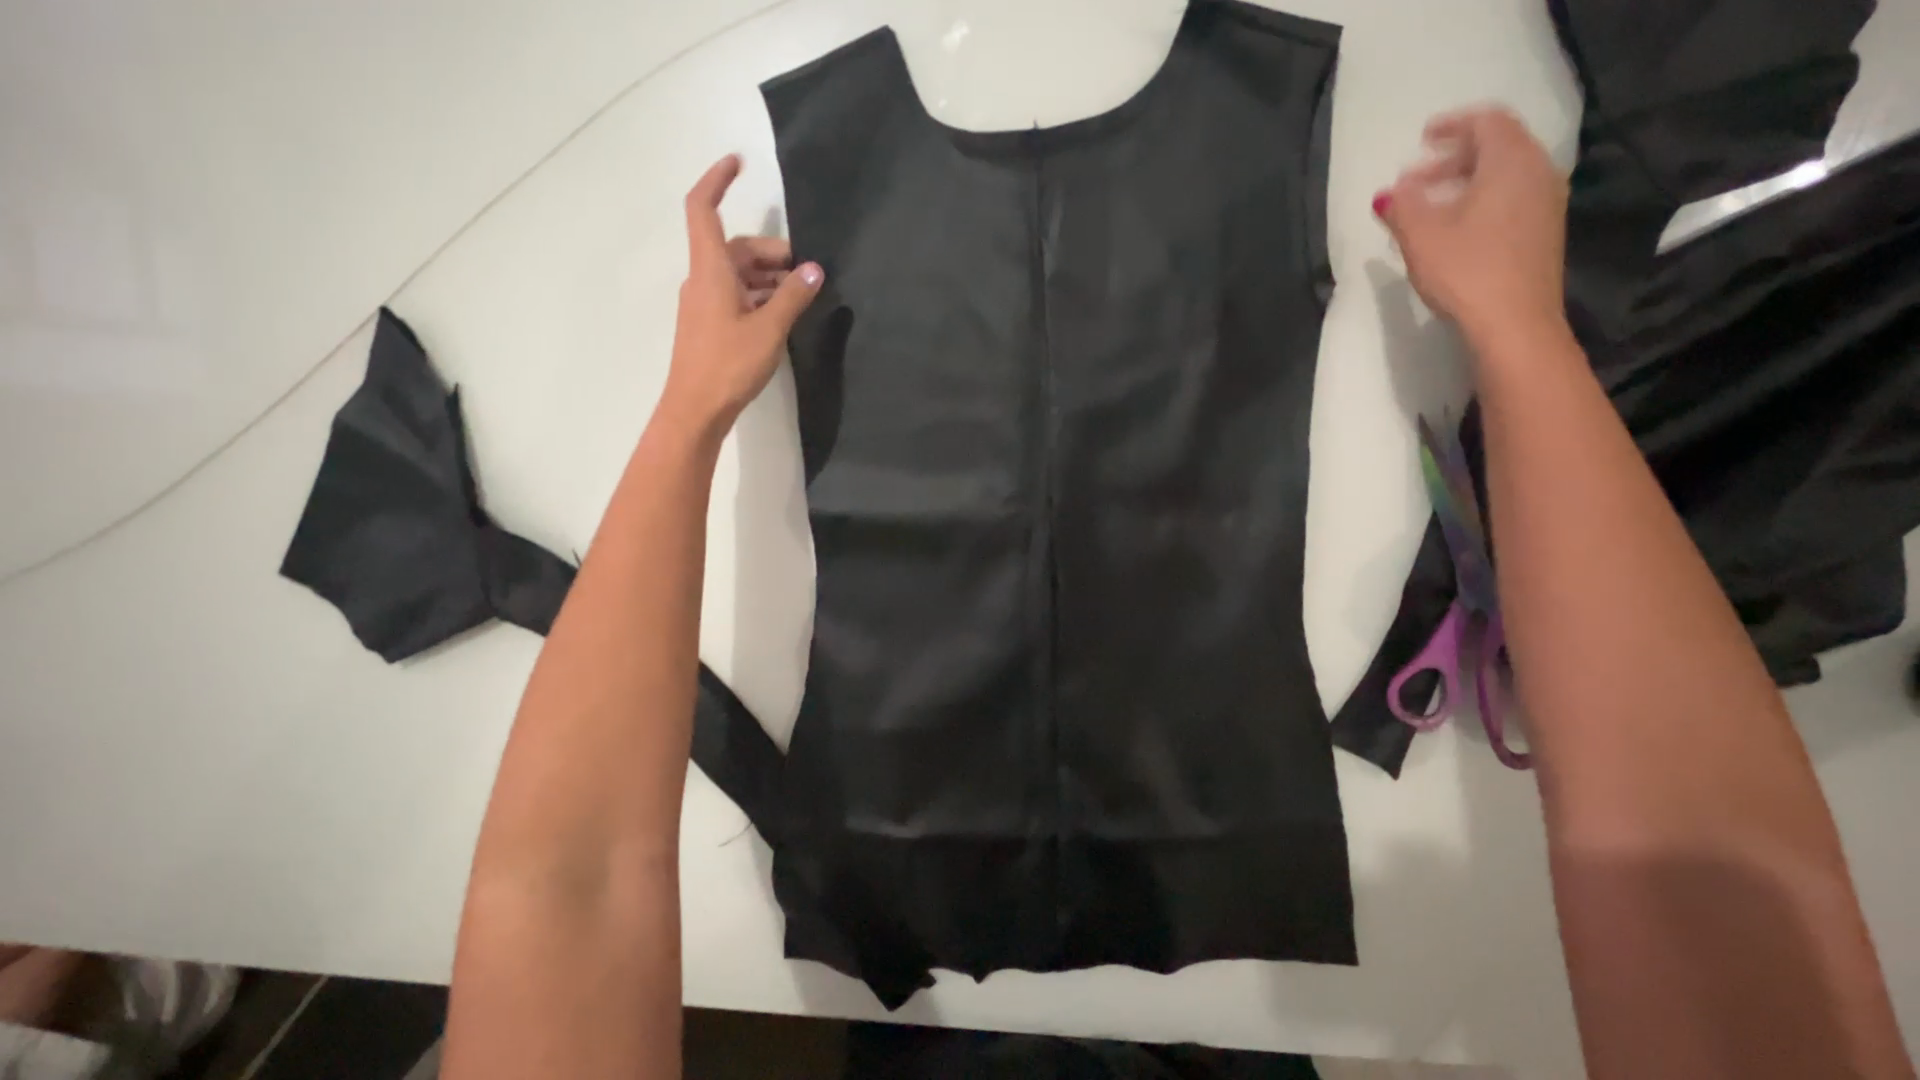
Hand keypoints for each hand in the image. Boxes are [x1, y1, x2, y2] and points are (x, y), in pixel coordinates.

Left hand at [660, 154, 822, 433]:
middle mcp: (702, 279)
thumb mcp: (769, 329)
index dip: (717, 180)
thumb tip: (813, 270)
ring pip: (738, 274)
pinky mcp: (709, 324)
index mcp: (710, 269)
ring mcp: (703, 303)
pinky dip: (759, 296)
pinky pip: (735, 296)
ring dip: (769, 278)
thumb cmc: (728, 365)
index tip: (738, 162)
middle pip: (735, 247)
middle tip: (806, 272)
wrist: (695, 410)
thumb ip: (792, 297)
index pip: (703, 208)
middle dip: (771, 252)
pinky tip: (782, 316)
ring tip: (801, 297)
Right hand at [1375, 108, 1568, 348]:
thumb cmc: (1466, 271)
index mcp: (1510, 162)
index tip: (1422, 139)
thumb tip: (1390, 193)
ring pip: (1506, 174)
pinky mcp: (1545, 232)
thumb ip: (1402, 205)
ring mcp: (1547, 202)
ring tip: (1431, 207)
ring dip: (1467, 181)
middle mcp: (1537, 172)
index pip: (1487, 120)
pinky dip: (1484, 199)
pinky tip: (1457, 229)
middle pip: (1498, 146)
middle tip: (1417, 180)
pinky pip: (1513, 197)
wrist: (1516, 324)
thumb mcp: (1420, 236)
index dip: (1453, 124)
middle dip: (1454, 156)